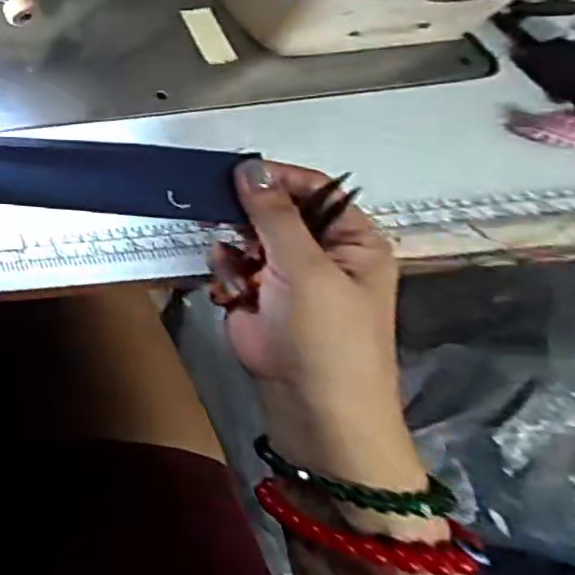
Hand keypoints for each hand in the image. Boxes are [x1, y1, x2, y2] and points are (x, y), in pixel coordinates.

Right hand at [215, 159, 422, 489]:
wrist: (309, 407)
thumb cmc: (327, 337)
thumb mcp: (306, 269)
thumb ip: (274, 215)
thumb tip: (248, 168)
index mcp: (350, 240)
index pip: (312, 189)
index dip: (276, 178)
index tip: (236, 173)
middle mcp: (318, 251)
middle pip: (272, 210)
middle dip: (245, 216)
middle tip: (223, 218)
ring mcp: (283, 272)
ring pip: (243, 234)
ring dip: (234, 250)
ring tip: (239, 273)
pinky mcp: (254, 292)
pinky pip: (229, 263)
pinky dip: (225, 273)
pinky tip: (233, 293)